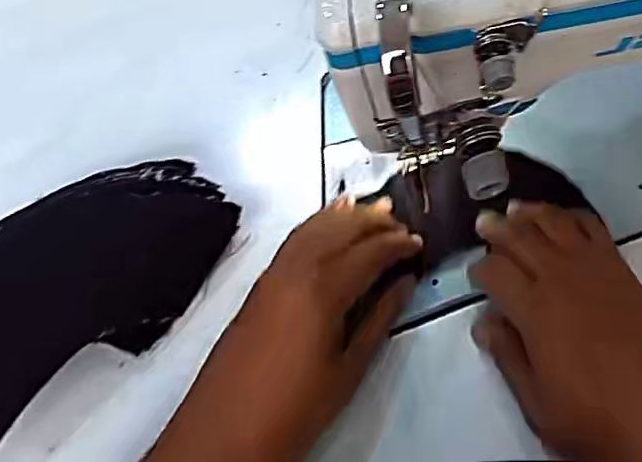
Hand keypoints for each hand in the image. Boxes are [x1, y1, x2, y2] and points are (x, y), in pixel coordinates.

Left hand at [149, 197, 420, 461]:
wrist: (225, 432)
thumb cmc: (289, 410)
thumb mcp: (347, 372)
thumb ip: (379, 320)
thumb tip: (402, 286)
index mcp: (324, 290)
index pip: (370, 252)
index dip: (397, 244)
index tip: (416, 242)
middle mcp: (299, 269)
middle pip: (344, 228)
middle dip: (375, 221)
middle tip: (400, 223)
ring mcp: (278, 270)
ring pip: (319, 224)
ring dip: (348, 215)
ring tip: (373, 209)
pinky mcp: (263, 278)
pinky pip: (298, 234)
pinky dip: (319, 220)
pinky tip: (330, 218)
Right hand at [469, 202, 641, 461]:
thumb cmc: (596, 416)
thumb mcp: (539, 405)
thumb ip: (508, 358)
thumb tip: (484, 324)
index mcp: (533, 308)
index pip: (495, 272)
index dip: (479, 269)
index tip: (475, 273)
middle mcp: (557, 276)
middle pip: (519, 237)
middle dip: (496, 227)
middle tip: (483, 222)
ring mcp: (589, 265)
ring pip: (551, 222)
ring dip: (529, 212)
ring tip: (514, 208)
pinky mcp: (616, 264)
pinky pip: (590, 224)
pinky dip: (572, 214)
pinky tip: (563, 216)